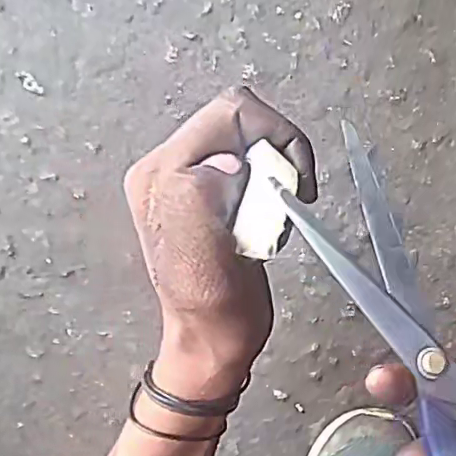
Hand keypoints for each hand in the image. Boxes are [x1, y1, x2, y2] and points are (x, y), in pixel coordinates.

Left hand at [123, 87, 316, 398]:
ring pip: (250, 141)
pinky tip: (269, 222)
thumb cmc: (213, 313)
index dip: (274, 137)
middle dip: (278, 152)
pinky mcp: (218, 197)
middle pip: (239, 119)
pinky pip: (254, 168)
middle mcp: (173, 171)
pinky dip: (275, 188)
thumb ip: (200, 198)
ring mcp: (196, 183)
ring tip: (275, 216)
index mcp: (163, 175)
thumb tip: (227, 162)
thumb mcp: (203, 260)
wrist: (214, 341)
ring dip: (277, 173)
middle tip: (290, 194)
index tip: (292, 182)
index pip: (228, 114)